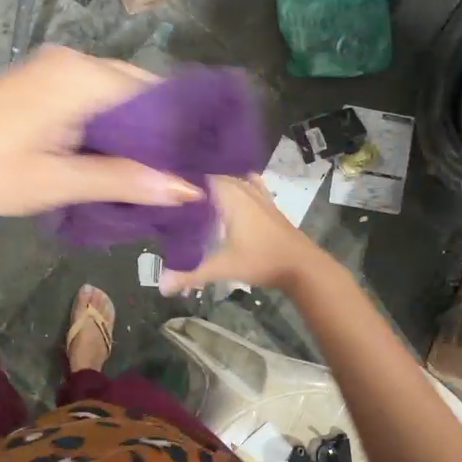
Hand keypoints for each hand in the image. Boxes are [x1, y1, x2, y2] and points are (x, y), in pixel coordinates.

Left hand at [0, 47, 203, 216]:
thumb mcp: (58, 182)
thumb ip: (124, 180)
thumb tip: (188, 188)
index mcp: (81, 76)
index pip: (155, 93)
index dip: (181, 130)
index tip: (201, 165)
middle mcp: (71, 61)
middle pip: (136, 91)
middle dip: (159, 132)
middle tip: (180, 176)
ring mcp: (51, 68)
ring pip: (113, 96)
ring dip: (132, 131)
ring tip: (154, 173)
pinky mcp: (37, 82)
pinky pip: (90, 98)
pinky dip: (106, 125)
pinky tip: (114, 158)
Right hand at [160, 176, 328, 294]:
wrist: (302, 266)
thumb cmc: (261, 259)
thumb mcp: (222, 267)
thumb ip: (189, 273)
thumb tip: (160, 286)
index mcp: (228, 193)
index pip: (195, 175)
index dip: (176, 181)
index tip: (159, 189)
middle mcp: (241, 186)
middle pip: (210, 178)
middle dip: (191, 186)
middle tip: (168, 199)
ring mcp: (257, 192)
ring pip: (228, 181)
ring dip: (212, 187)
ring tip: (190, 198)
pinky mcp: (266, 202)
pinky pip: (245, 186)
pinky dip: (233, 189)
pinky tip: (224, 198)